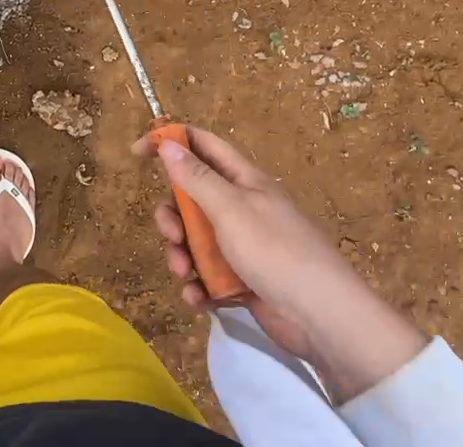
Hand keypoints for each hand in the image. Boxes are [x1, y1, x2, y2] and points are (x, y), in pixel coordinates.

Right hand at [133, 127, 426, 400]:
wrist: (324, 320)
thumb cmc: (278, 252)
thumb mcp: (231, 209)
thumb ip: (196, 178)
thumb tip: (167, 143)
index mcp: (244, 181)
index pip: (202, 146)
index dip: (170, 141)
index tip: (137, 151)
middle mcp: (241, 208)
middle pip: (191, 198)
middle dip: (172, 216)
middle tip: (170, 234)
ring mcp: (242, 246)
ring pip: (194, 239)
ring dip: (181, 255)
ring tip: (186, 275)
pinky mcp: (242, 280)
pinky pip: (207, 273)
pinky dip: (197, 285)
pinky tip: (198, 300)